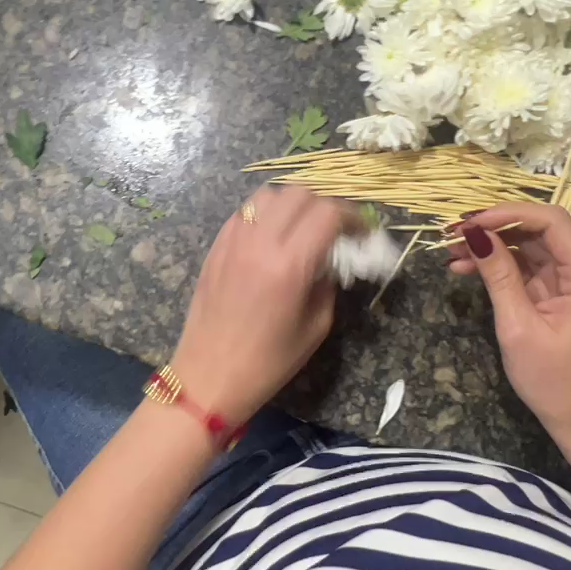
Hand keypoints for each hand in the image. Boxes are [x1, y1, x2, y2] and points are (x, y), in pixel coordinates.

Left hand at [167, 186, 350, 423]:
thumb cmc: (268, 362)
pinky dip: (265, 214)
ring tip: (302, 226)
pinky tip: (272, 236)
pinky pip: (244, 212)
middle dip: (324, 205)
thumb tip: (331, 258)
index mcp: (289, 264)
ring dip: (292, 203)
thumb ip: (328, 283)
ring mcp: (233, 240)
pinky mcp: (216, 246)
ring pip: (268, 194)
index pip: (327, 213)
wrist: (209, 376)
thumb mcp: (316, 327)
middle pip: (299, 193)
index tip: (362, 231)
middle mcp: (259, 242)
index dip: (352, 216)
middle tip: (334, 228)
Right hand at [443, 203, 570, 438]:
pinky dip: (499, 265)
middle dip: (495, 228)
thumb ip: (499, 275)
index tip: (471, 222)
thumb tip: (473, 234)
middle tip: (453, 234)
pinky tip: (466, 268)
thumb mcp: (518, 327)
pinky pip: (529, 267)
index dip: (510, 214)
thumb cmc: (551, 380)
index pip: (552, 222)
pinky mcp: (560, 294)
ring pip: (530, 246)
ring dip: (492, 246)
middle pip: (540, 230)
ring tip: (452, 252)